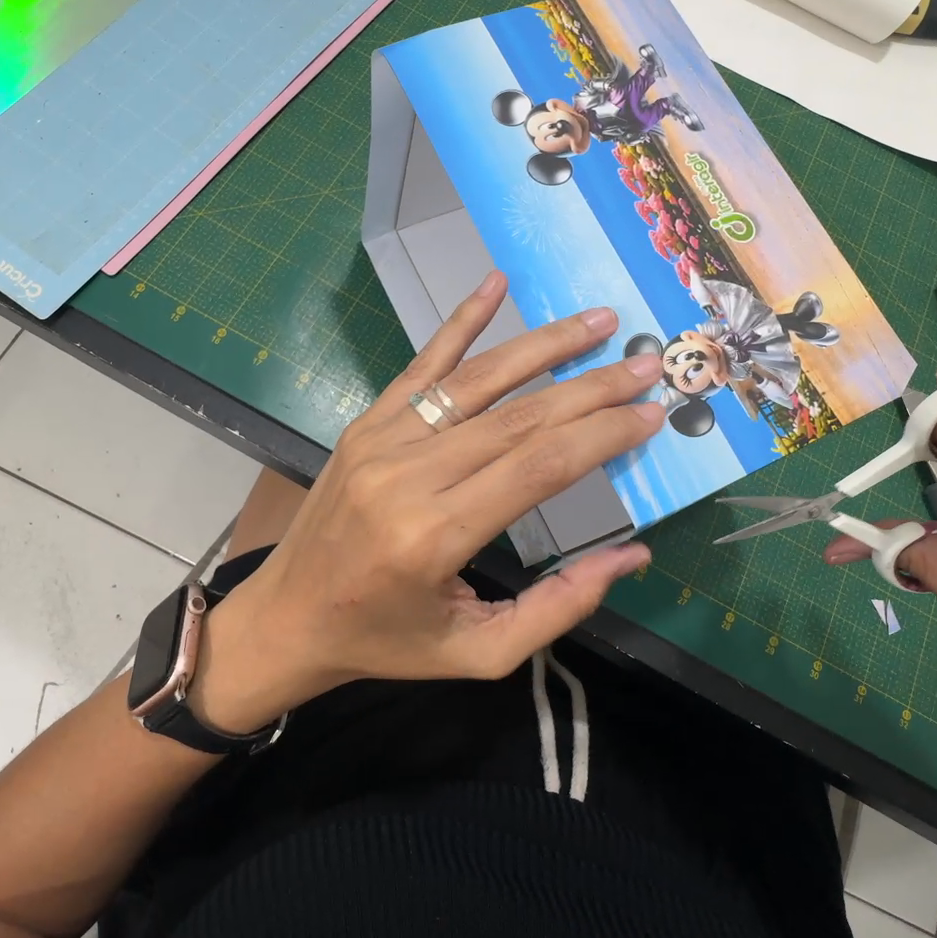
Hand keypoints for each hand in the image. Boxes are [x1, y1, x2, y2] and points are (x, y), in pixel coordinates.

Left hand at [188, 271, 663, 733]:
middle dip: (591, 387)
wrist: (286, 619)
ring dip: (542, 346)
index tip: (650, 414)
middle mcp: (408, 477)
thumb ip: (557, 608)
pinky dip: (460, 323)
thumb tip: (633, 556)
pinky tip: (495, 284)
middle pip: (518, 418)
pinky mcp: (364, 425)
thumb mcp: (476, 653)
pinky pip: (421, 368)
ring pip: (475, 382)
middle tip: (647, 364)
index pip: (538, 467)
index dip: (601, 436)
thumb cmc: (385, 641)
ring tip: (597, 321)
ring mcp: (381, 442)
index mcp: (436, 536)